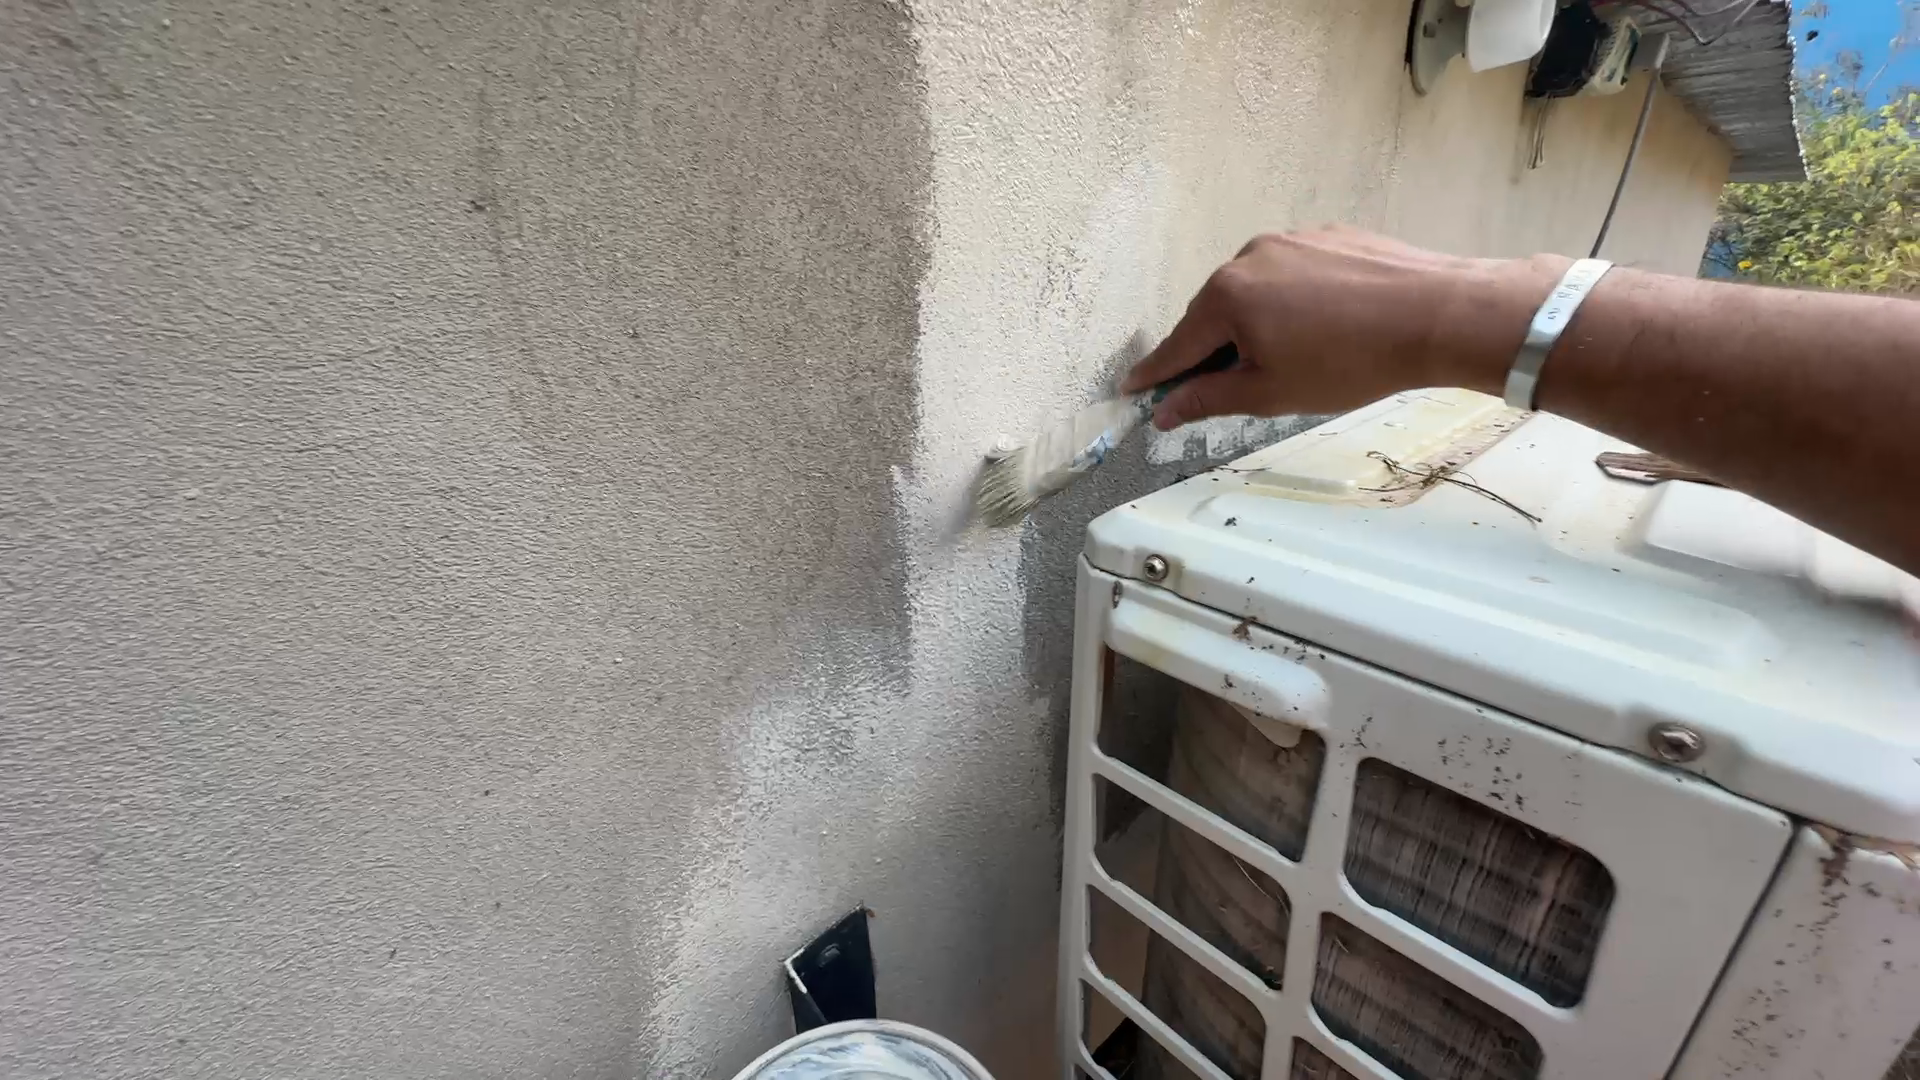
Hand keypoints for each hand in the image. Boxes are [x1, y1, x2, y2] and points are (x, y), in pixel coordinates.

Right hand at [1121, 227, 1562, 428]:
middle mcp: (1249, 256)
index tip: (1131, 388)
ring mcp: (1291, 239)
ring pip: (1249, 292)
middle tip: (1222, 385)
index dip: (1154, 374)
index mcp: (1227, 295)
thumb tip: (1163, 413)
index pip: (1177, 345)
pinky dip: (1284, 302)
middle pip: (1211, 315)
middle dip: (1209, 350)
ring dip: (1248, 325)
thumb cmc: (1347, 362)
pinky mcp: (1328, 234)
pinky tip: (1314, 326)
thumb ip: (1206, 399)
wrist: (1441, 315)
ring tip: (1279, 356)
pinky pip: (1286, 273)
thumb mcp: (1267, 392)